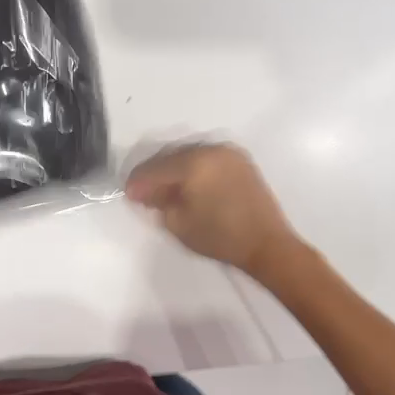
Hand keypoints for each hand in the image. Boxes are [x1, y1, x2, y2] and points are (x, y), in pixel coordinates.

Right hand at [125, 143, 303, 275]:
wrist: (267, 244)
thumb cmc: (219, 237)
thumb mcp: (177, 222)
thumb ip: (156, 201)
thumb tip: (144, 191)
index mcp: (194, 163)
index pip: (154, 168)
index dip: (137, 182)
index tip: (127, 194)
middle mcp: (211, 150)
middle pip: (170, 156)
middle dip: (154, 174)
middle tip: (142, 192)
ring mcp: (228, 154)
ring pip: (188, 155)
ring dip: (172, 170)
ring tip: (164, 190)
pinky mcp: (240, 162)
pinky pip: (206, 159)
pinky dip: (192, 169)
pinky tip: (187, 186)